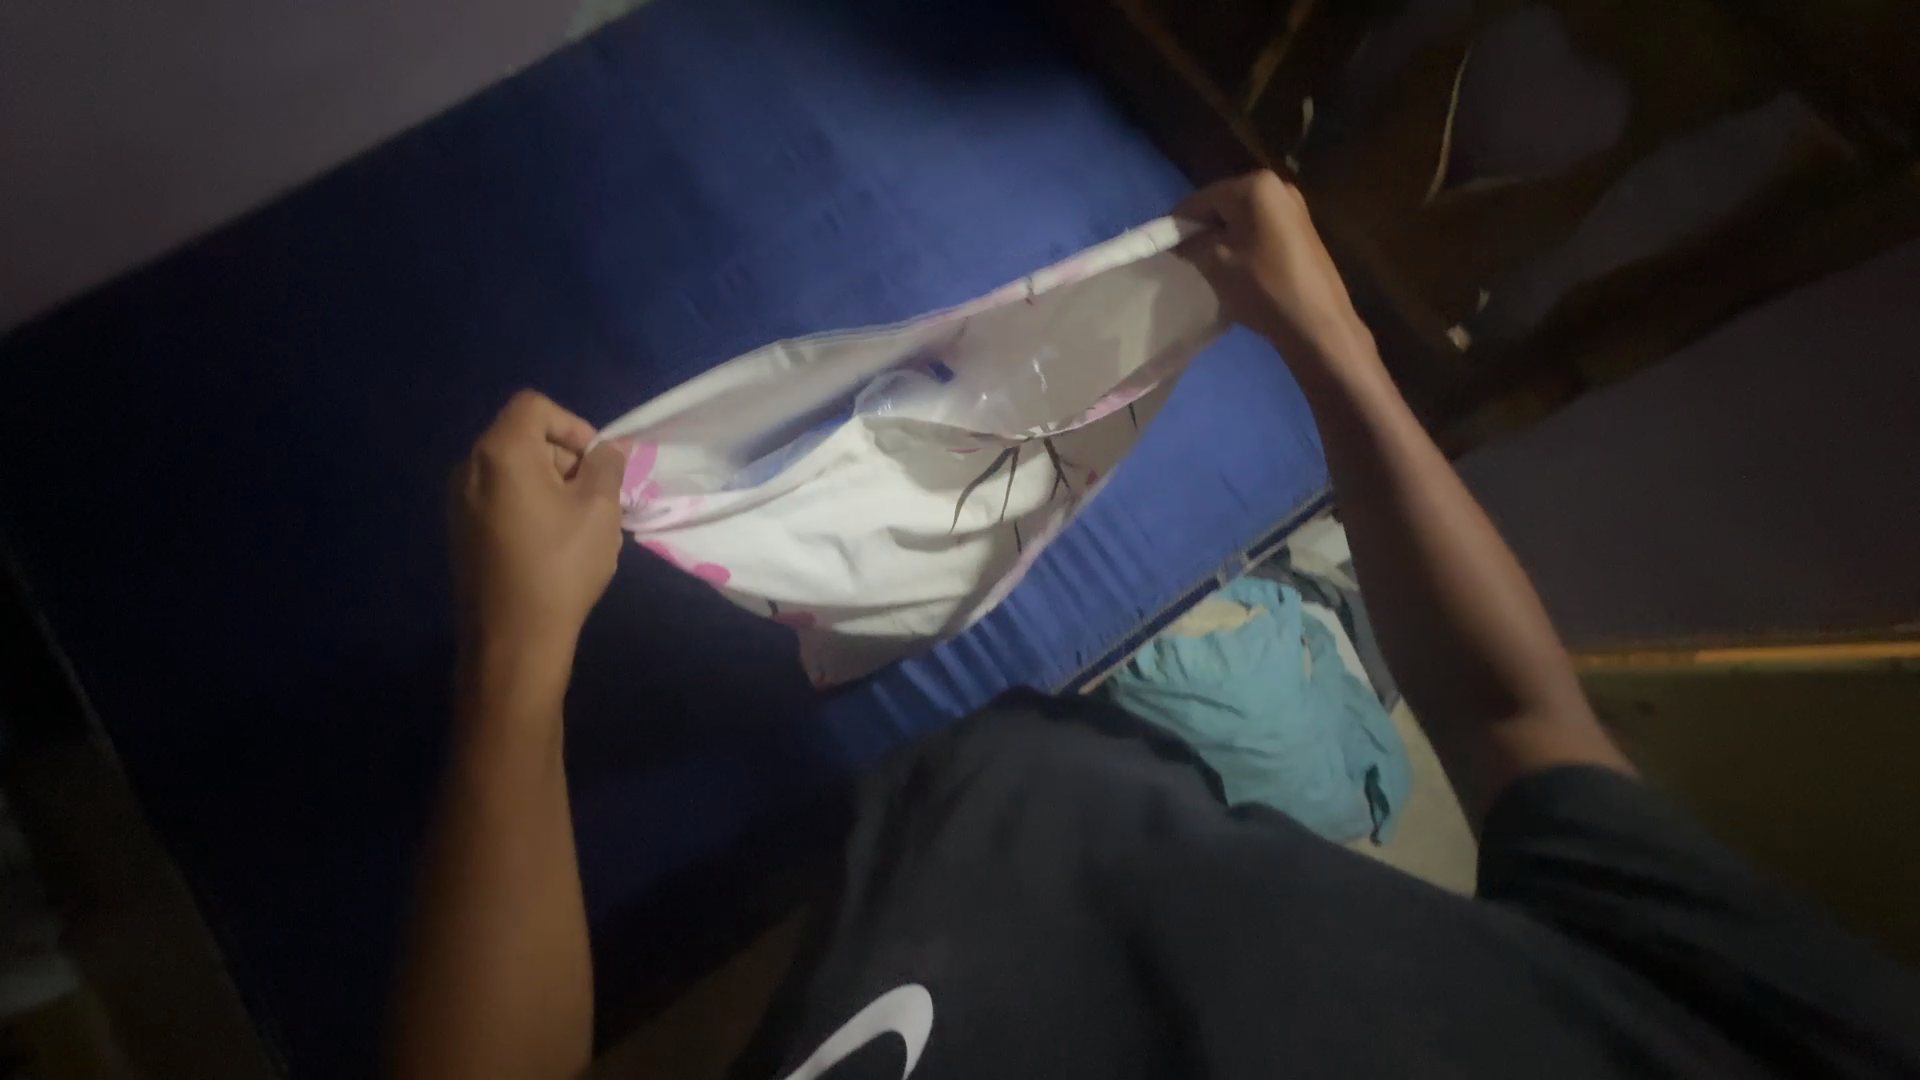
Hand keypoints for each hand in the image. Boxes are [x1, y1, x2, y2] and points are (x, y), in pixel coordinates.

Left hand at [448, 391, 624, 662]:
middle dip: (566, 457)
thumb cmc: (562, 564)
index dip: (574, 425)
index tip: (598, 464)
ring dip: (552, 483)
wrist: (513, 635)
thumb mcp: (600, 510)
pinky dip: (531, 503)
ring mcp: (460, 500)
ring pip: (514, 468)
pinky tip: (553, 542)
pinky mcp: (462, 528)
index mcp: (501, 453)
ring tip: (579, 524)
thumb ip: (607, 467)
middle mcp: (470, 467)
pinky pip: (501, 495)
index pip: (535, 406)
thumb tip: (612, 446)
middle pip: (523, 436)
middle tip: (597, 497)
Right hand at [1175, 170, 1374, 368]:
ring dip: (1221, 237)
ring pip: (1240, 218)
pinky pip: (1258, 229)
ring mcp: (1292, 207)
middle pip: (1222, 204)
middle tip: (1185, 259)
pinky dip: (1241, 243)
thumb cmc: (1261, 286)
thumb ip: (1190, 243)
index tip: (1162, 248)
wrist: (1314, 320)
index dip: (1176, 223)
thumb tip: (1178, 240)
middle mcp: (1276, 185)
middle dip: (1201, 229)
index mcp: (1254, 186)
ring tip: (1209, 266)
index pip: (1200, 199)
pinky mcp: (1300, 229)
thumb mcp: (1214, 263)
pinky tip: (1237, 268)